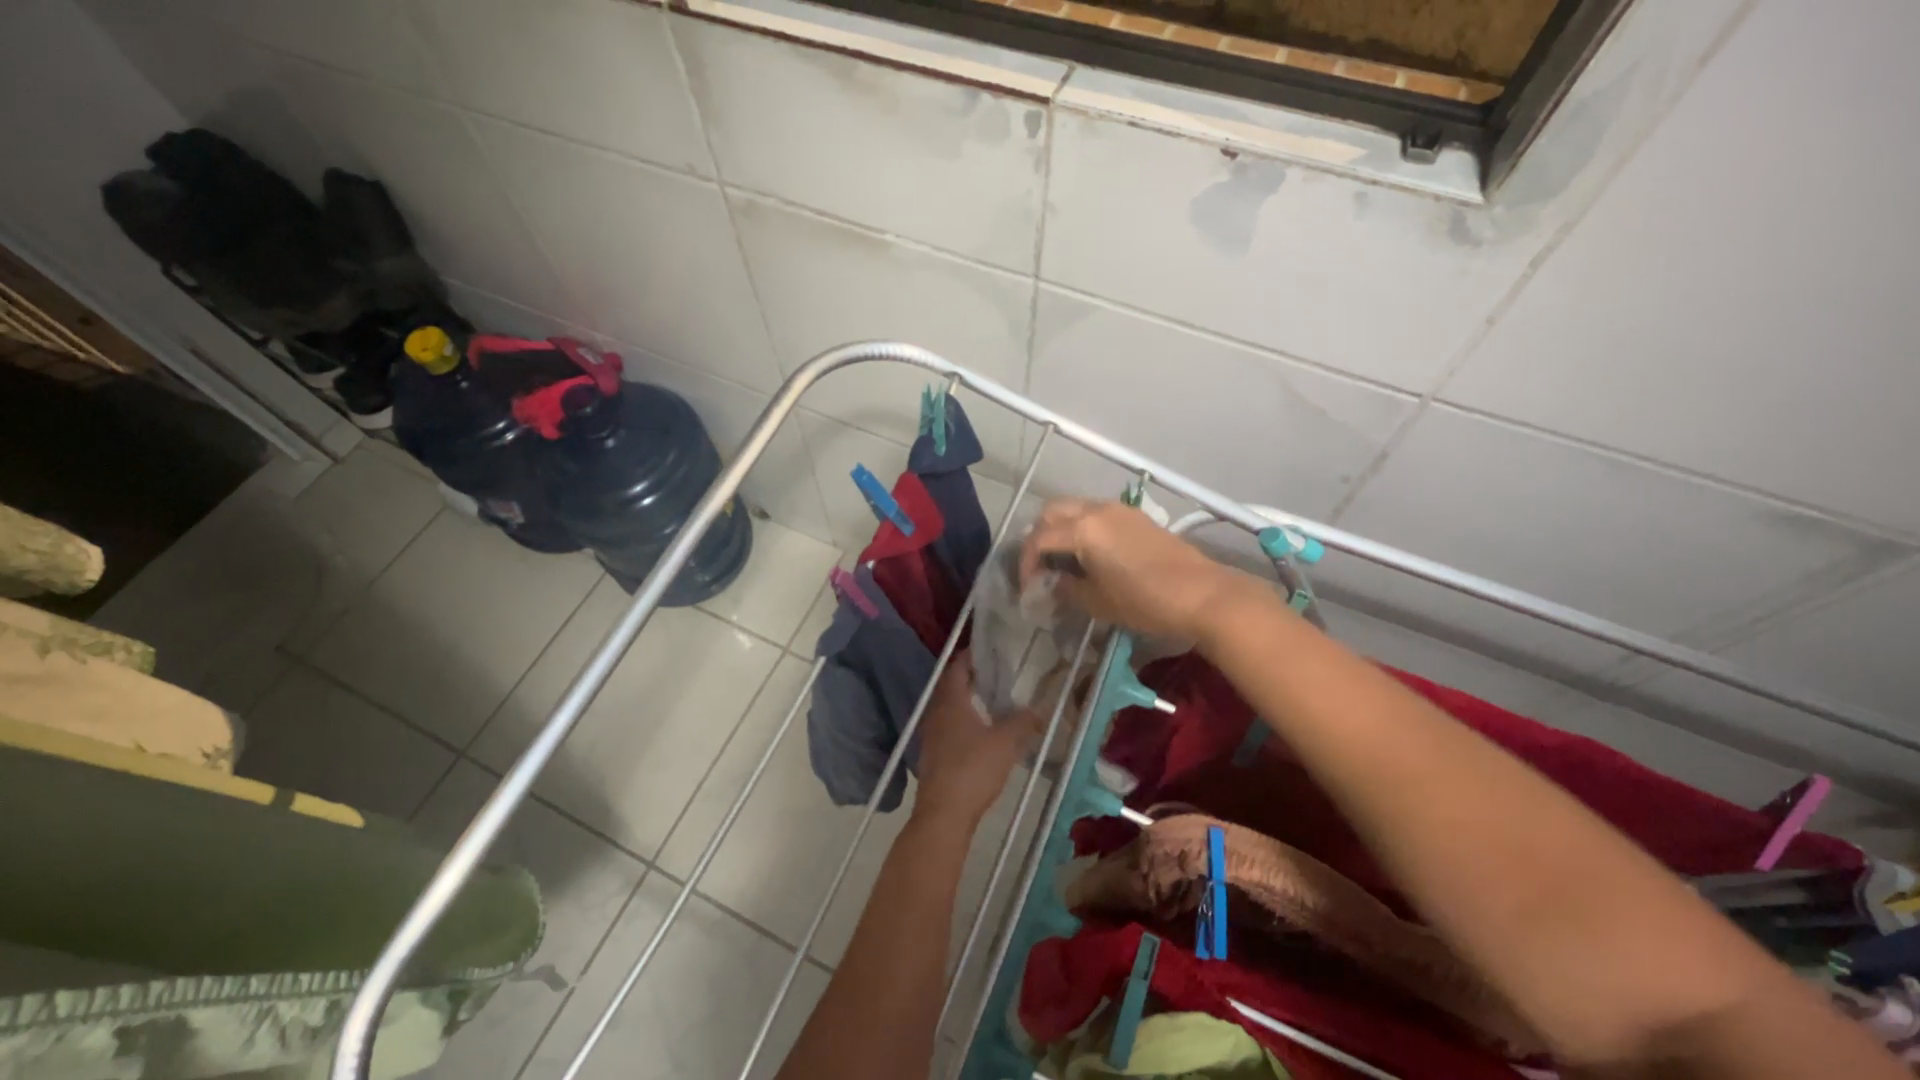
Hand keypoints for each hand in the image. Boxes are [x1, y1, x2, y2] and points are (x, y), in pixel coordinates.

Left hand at [912, 654, 1038, 828]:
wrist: (944, 813)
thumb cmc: (973, 769)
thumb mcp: (1006, 743)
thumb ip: (1023, 722)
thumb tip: (1039, 710)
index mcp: (950, 702)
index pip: (957, 667)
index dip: (971, 656)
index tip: (988, 649)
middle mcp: (935, 713)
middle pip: (951, 687)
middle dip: (971, 678)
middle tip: (996, 674)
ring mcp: (930, 736)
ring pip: (949, 709)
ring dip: (968, 702)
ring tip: (993, 702)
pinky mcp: (933, 756)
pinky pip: (949, 729)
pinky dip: (964, 723)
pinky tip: (981, 733)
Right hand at [1019, 498, 1251, 641]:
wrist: (1203, 594)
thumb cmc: (1146, 602)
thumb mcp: (1097, 602)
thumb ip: (1067, 588)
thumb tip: (1052, 582)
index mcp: (1083, 529)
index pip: (1038, 540)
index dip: (1025, 564)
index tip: (1027, 588)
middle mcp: (1097, 510)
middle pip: (1052, 512)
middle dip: (1038, 537)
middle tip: (1039, 567)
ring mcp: (1119, 510)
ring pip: (1075, 509)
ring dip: (1060, 530)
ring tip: (1062, 562)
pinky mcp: (1136, 517)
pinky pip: (1096, 514)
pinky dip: (1082, 528)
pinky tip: (1088, 555)